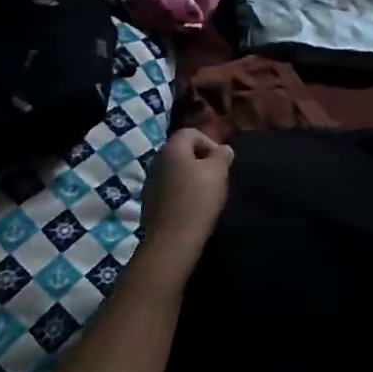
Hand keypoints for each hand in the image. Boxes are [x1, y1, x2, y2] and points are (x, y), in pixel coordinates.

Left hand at [139, 129, 233, 261]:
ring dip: (191, 177)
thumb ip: (222, 155)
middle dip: (201, 161)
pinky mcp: (149, 202)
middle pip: (182, 151)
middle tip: (216, 177)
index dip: (209, 142)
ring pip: (176, 171)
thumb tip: (223, 149)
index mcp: (172, 149)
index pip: (190, 132)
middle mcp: (157, 161)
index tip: (221, 162)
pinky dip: (182, 192)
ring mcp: (150, 182)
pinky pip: (169, 188)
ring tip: (206, 194)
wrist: (173, 239)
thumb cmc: (198, 199)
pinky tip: (192, 207)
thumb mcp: (219, 172)